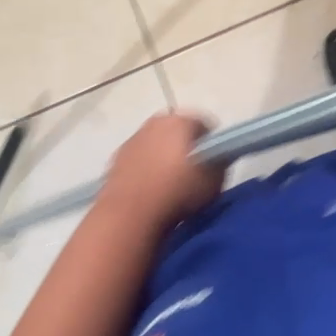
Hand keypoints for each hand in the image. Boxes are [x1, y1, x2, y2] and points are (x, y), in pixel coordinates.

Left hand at [97, 114, 226, 227]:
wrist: (130, 214)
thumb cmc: (178, 193)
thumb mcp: (214, 182)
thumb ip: (219, 164)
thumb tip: (218, 159)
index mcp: (181, 120)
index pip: (203, 124)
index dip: (211, 143)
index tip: (213, 162)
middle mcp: (156, 122)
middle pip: (176, 129)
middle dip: (184, 145)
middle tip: (192, 170)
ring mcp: (133, 138)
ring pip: (155, 142)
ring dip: (162, 155)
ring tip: (168, 182)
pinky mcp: (116, 157)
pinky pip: (138, 158)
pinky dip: (144, 167)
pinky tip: (148, 188)